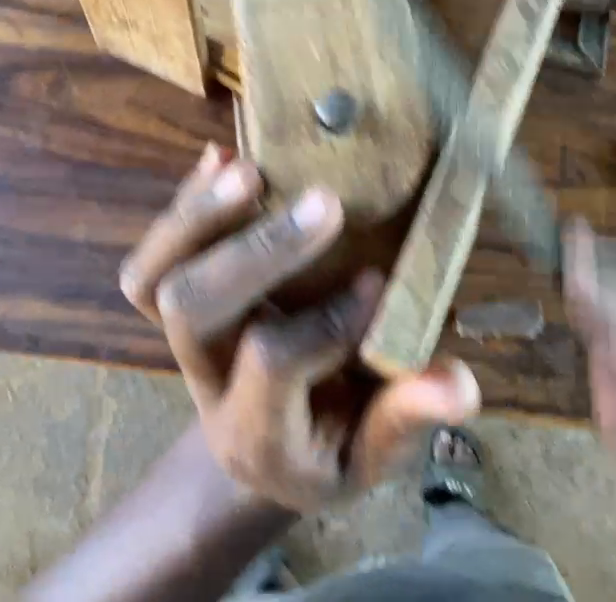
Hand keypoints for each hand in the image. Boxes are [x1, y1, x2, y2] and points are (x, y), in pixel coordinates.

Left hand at [120, 145, 479, 512]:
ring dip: (201, 217)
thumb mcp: (376, 456)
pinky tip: (220, 156)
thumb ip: (407, 420)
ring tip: (250, 168)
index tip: (379, 287)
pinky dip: (187, 202)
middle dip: (258, 251)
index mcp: (257, 432)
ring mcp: (187, 340)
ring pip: (157, 278)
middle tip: (326, 203)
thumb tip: (458, 387)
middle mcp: (208, 381)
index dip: (329, 319)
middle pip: (192, 310)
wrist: (267, 457)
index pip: (274, 362)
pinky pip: (157, 257)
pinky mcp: (181, 302)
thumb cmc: (331, 451)